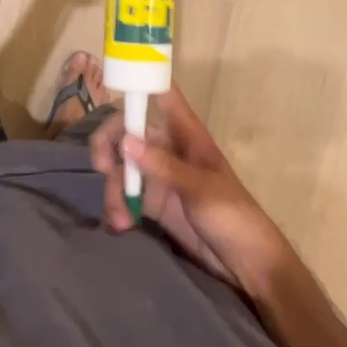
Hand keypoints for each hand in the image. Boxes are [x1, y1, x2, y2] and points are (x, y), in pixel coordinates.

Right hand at [90, 86, 290, 290]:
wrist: (247, 263)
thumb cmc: (233, 215)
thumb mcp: (199, 189)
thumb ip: (162, 166)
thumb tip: (125, 141)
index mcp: (187, 134)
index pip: (162, 95)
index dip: (140, 83)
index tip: (115, 88)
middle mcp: (169, 149)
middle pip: (129, 130)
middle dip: (109, 145)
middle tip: (100, 167)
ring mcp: (159, 176)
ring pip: (122, 167)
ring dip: (114, 190)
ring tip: (120, 220)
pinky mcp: (154, 204)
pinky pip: (126, 196)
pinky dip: (117, 207)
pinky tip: (118, 225)